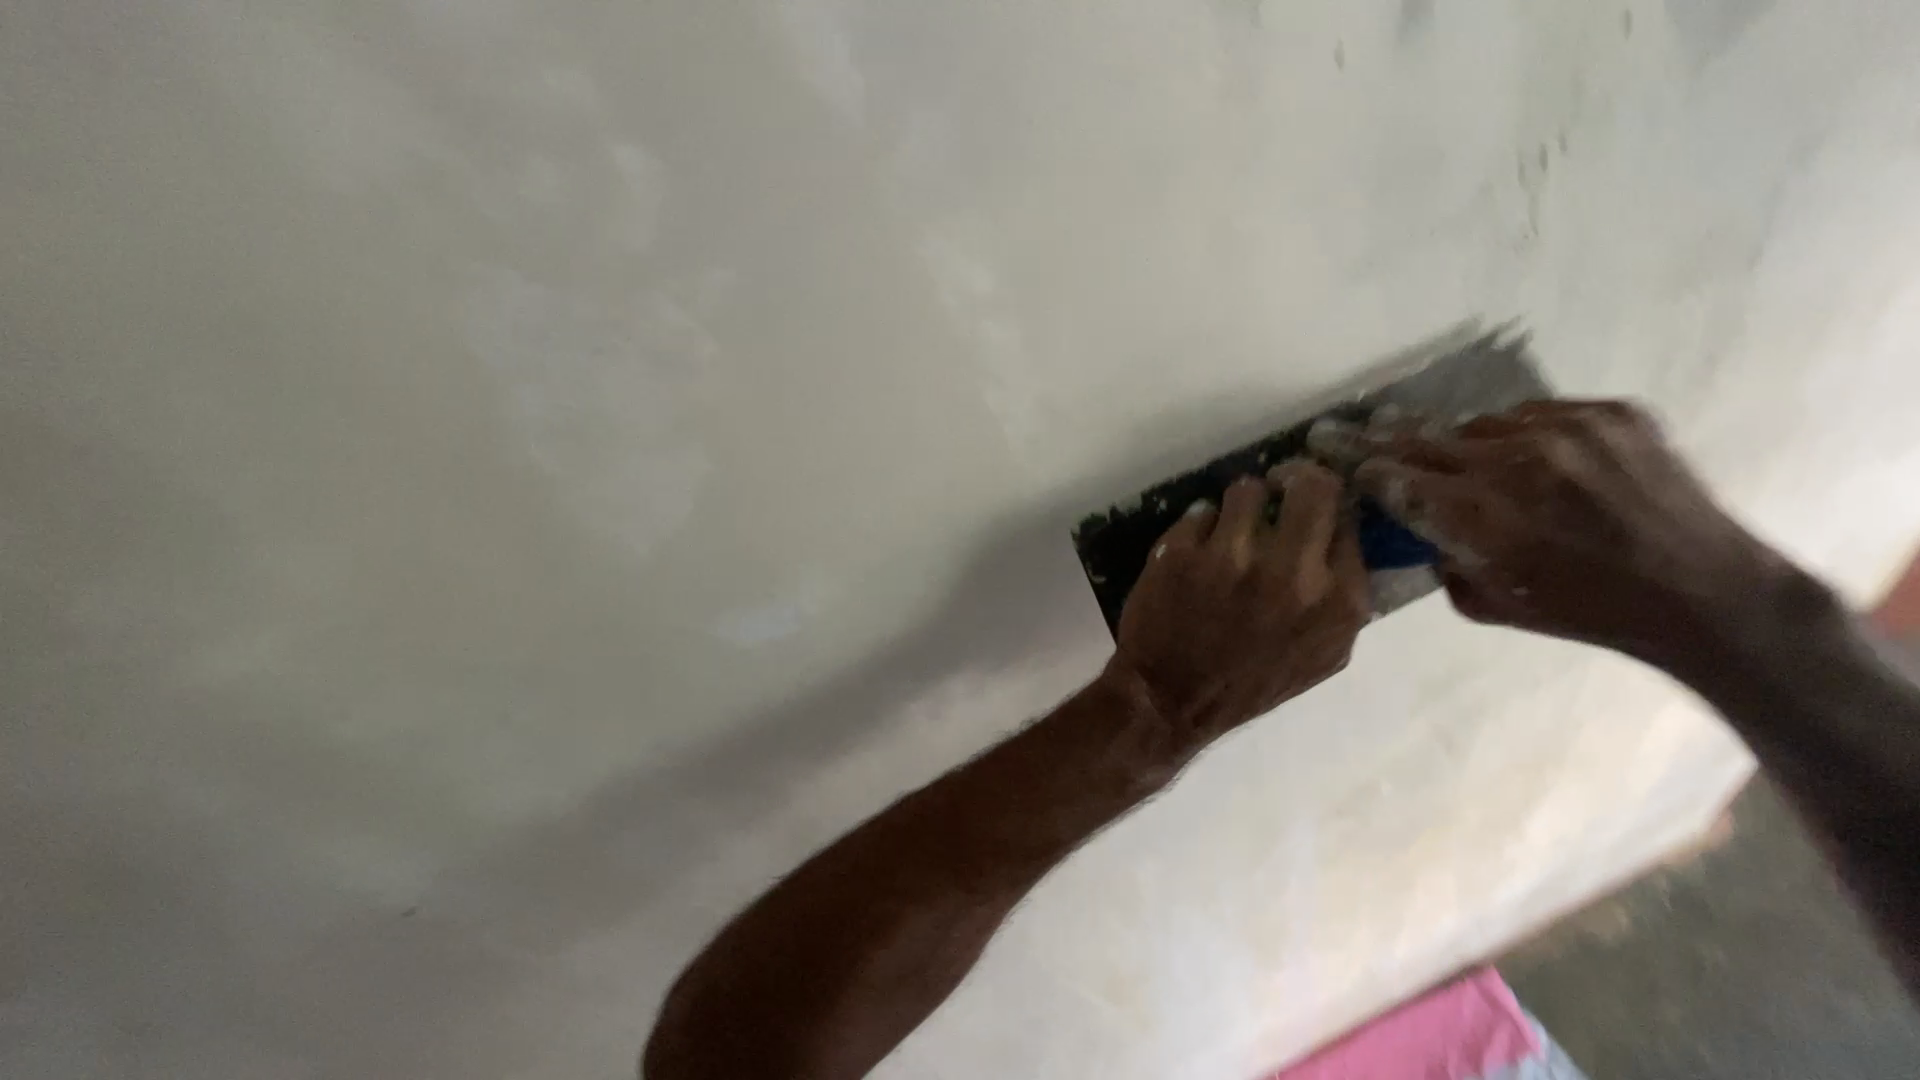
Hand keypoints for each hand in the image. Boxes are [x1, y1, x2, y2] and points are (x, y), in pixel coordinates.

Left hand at [1107, 463, 1369, 757]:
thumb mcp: (1323, 655)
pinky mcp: (1183, 552)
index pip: (1349, 518)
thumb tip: (1344, 535)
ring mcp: (1234, 558)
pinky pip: (1199, 512)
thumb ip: (1341, 598)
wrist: (1170, 700)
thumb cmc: (1251, 682)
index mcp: (1339, 600)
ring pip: (1247, 489)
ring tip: (1231, 524)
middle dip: (1295, 476)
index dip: (1328, 503)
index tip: (1310, 499)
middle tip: (1281, 482)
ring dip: (1240, 503)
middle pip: (1311, 485)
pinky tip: (1194, 553)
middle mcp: (1293, 572)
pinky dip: (1197, 527)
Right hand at [1347, 400, 1796, 663]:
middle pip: (1423, 439)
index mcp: (1480, 515)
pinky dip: (1517, 434)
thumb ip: (1444, 557)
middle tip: (1341, 429)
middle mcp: (1514, 461)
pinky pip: (1535, 414)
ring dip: (1458, 442)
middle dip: (1379, 439)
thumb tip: (1423, 526)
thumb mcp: (1492, 603)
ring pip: (1479, 424)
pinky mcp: (1610, 414)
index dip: (1359, 465)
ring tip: (1456, 458)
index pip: (1394, 476)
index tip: (1328, 451)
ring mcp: (1566, 430)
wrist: (1706, 591)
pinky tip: (1525, 457)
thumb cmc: (1587, 610)